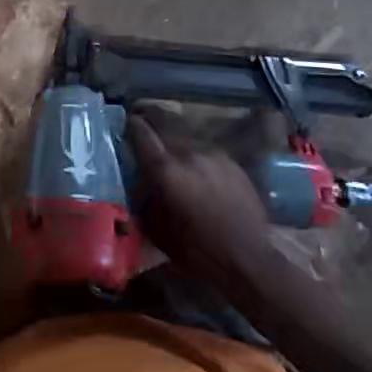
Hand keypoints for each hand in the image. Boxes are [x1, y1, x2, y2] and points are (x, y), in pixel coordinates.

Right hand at [126, 114, 275, 283]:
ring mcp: (212, 153)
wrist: (246, 256)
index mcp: (167, 170)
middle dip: (150, 118)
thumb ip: (145, 201)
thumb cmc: (197, 250)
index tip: (125, 120)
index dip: (132, 125)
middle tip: (140, 115)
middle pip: (165, 123)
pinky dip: (192, 146)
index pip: (143, 135)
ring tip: (164, 134)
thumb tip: (139, 184)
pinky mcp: (230, 159)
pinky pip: (204, 145)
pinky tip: (191, 157)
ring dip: (172, 131)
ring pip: (186, 132)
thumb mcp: (158, 232)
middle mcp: (189, 153)